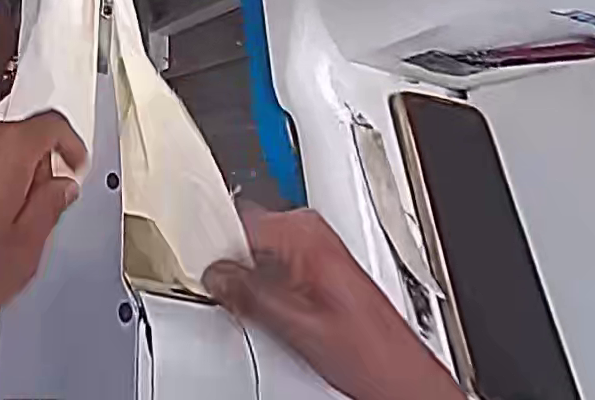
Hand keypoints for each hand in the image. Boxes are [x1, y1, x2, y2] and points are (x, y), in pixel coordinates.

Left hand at [0, 112, 85, 397]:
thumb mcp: (25, 251)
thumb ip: (51, 207)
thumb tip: (60, 188)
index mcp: (8, 148)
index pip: (54, 125)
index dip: (72, 145)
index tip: (76, 162)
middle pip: (26, 134)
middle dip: (40, 165)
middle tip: (44, 202)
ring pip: (0, 145)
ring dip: (12, 171)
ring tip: (9, 220)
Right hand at [203, 208, 465, 399]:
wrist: (403, 376)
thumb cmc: (368, 352)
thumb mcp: (297, 326)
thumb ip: (250, 294)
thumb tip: (215, 273)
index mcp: (303, 231)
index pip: (238, 218)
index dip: (210, 239)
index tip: (191, 254)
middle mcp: (307, 227)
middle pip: (245, 229)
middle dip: (228, 256)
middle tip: (214, 285)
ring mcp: (312, 241)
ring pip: (256, 243)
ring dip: (242, 268)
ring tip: (239, 300)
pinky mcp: (312, 258)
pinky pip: (269, 254)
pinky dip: (257, 274)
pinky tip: (256, 301)